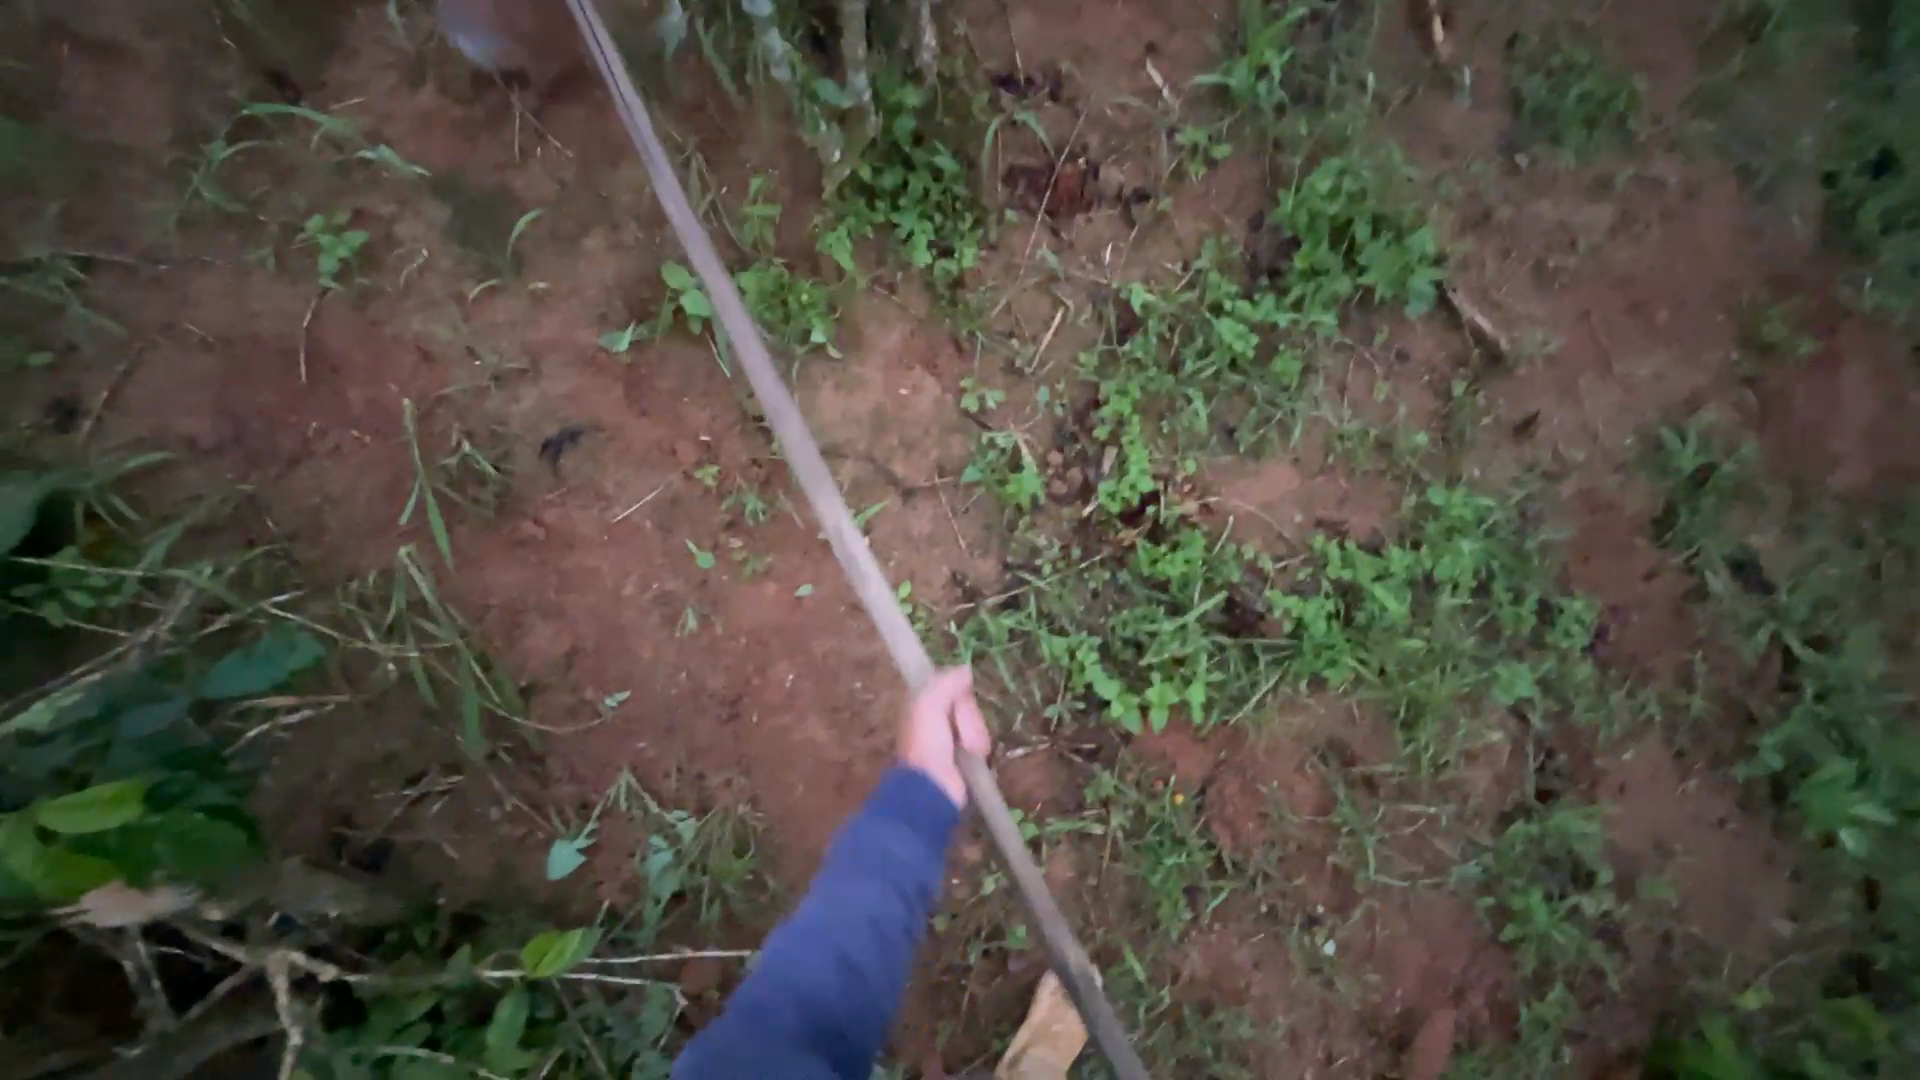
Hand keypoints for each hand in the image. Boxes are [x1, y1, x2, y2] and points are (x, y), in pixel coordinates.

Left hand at [897, 667, 991, 808]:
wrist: (933, 787)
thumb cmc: (927, 745)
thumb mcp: (929, 706)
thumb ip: (946, 684)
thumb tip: (966, 669)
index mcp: (922, 706)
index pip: (950, 686)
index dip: (958, 692)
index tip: (959, 701)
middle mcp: (936, 719)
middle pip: (966, 704)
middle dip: (969, 717)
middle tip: (961, 732)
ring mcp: (951, 738)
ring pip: (976, 721)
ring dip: (976, 733)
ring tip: (969, 749)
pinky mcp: (965, 756)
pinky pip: (981, 739)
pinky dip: (980, 746)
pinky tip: (976, 755)